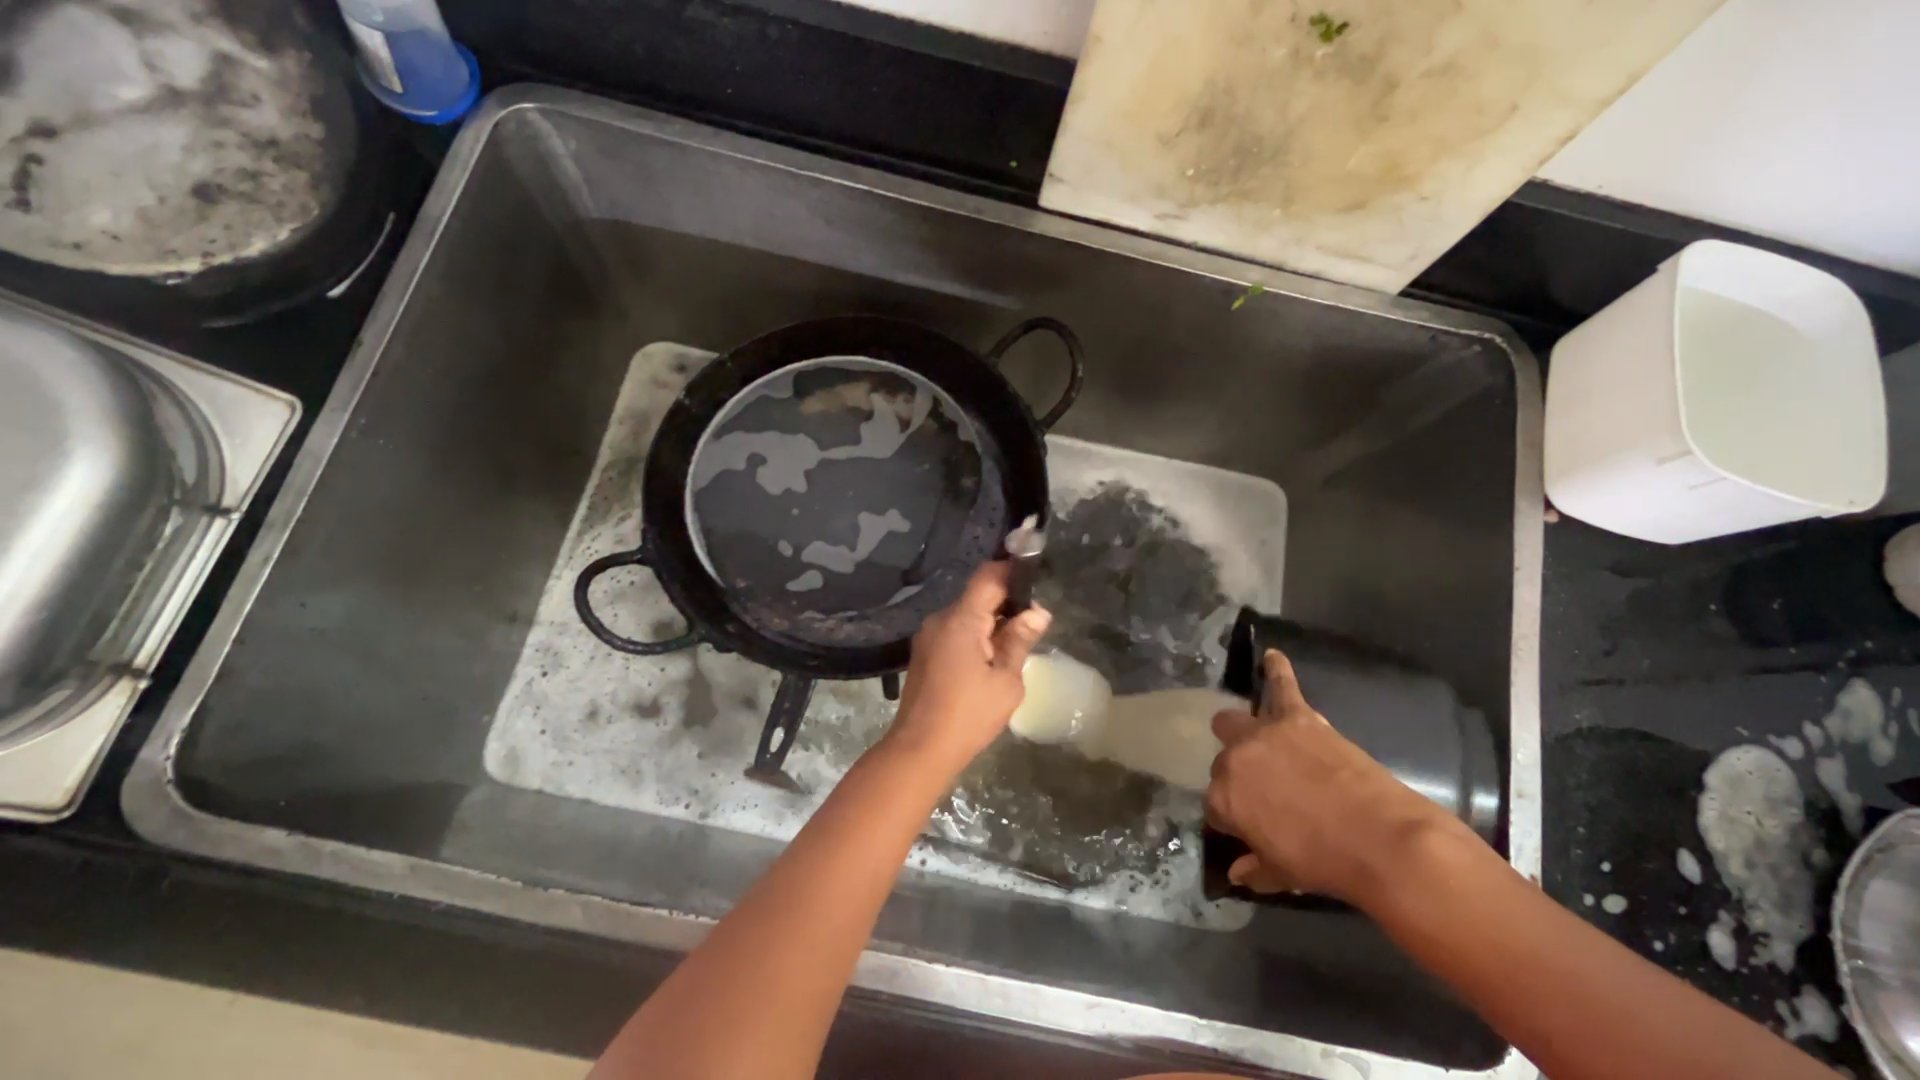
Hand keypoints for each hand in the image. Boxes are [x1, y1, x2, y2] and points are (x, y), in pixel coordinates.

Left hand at [889, 561, 1050, 771]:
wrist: (920, 750)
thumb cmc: (969, 715)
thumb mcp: (1006, 680)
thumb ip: (1020, 641)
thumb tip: (1038, 612)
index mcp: (961, 620)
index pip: (988, 577)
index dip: (1012, 572)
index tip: (1036, 581)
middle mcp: (940, 620)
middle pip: (977, 597)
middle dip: (1006, 605)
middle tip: (1034, 626)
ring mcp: (928, 637)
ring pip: (965, 616)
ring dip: (990, 624)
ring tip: (1015, 647)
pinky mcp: (923, 655)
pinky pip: (954, 634)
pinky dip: (974, 639)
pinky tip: (990, 663)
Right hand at [1206, 649, 1462, 904]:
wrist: (1379, 839)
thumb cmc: (1324, 862)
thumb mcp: (1282, 873)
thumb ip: (1255, 869)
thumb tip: (1237, 873)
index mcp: (1223, 800)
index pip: (1214, 804)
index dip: (1232, 816)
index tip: (1250, 827)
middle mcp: (1233, 760)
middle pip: (1222, 761)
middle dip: (1236, 774)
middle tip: (1264, 791)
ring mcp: (1264, 735)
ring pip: (1234, 722)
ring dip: (1239, 730)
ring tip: (1252, 735)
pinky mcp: (1299, 718)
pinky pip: (1282, 686)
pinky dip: (1276, 670)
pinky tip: (1273, 655)